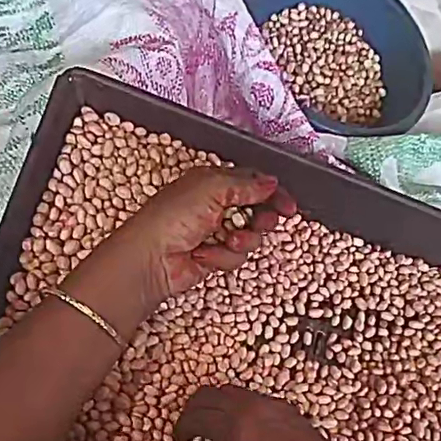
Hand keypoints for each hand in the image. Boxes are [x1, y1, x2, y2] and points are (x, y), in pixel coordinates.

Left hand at [66, 166, 295, 326]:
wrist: (151, 257)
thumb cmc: (172, 217)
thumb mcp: (212, 188)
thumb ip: (246, 185)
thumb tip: (272, 182)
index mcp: (213, 182)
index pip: (253, 183)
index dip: (273, 194)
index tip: (288, 207)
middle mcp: (216, 206)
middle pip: (256, 212)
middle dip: (261, 220)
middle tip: (260, 223)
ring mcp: (215, 233)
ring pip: (250, 238)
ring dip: (241, 241)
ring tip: (226, 241)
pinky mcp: (214, 257)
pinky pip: (235, 258)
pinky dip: (223, 258)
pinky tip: (204, 254)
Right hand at [176, 385, 401, 440]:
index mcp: (238, 428)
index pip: (196, 416)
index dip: (182, 427)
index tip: (178, 439)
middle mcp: (252, 407)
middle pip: (208, 394)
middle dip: (192, 410)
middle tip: (188, 430)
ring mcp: (269, 403)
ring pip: (228, 390)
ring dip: (213, 404)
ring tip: (210, 427)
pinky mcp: (283, 405)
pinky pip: (248, 395)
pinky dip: (233, 404)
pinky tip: (235, 425)